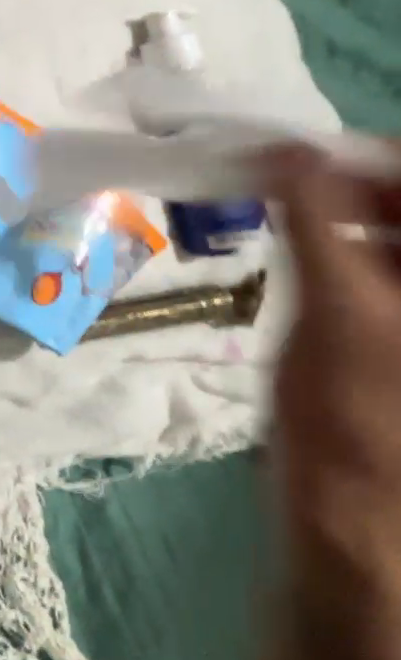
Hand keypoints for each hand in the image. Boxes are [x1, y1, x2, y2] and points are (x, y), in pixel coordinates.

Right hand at [268, 145, 400, 519]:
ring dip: (342, 209)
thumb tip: (289, 150)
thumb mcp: (337, 314)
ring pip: (390, 230)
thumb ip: (316, 225)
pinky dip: (344, 241)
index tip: (292, 154)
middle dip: (350, 181)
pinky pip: (381, 259)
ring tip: (278, 207)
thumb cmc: (358, 417)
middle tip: (272, 176)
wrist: (363, 509)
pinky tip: (305, 246)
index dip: (373, 159)